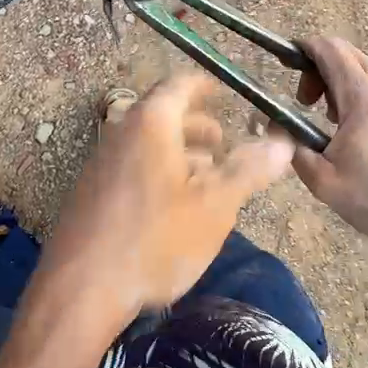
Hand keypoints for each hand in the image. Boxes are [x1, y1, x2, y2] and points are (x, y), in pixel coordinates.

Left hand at [44, 73, 294, 312]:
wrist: (84, 282)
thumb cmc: (156, 236)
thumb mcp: (214, 205)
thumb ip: (248, 170)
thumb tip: (283, 142)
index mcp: (150, 121)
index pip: (179, 85)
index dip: (204, 86)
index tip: (222, 90)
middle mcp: (122, 129)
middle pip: (162, 114)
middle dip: (195, 125)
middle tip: (223, 141)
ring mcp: (102, 158)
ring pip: (147, 142)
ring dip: (178, 151)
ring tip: (206, 175)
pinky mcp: (92, 188)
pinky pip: (131, 164)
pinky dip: (157, 170)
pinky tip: (172, 204)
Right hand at [291, 37, 367, 250]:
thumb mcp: (325, 182)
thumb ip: (293, 149)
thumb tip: (275, 126)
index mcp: (362, 94)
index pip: (328, 47)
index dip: (301, 49)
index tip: (285, 68)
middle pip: (345, 53)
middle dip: (318, 68)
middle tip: (307, 102)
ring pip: (364, 70)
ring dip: (340, 83)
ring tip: (331, 120)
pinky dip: (360, 94)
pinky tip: (359, 131)